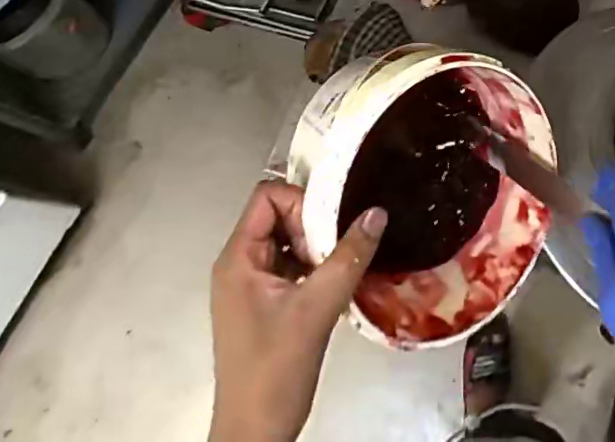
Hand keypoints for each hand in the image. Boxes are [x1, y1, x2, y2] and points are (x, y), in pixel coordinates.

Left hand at [209, 180, 386, 441]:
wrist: (254, 437)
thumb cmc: (275, 371)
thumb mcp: (316, 310)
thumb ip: (347, 258)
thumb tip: (376, 212)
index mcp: (238, 257)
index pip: (267, 196)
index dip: (300, 203)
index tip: (327, 230)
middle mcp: (238, 263)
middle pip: (275, 216)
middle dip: (310, 227)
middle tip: (336, 251)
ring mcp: (247, 285)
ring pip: (283, 242)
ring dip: (313, 248)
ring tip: (338, 269)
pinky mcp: (260, 304)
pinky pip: (286, 266)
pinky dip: (309, 268)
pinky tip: (332, 286)